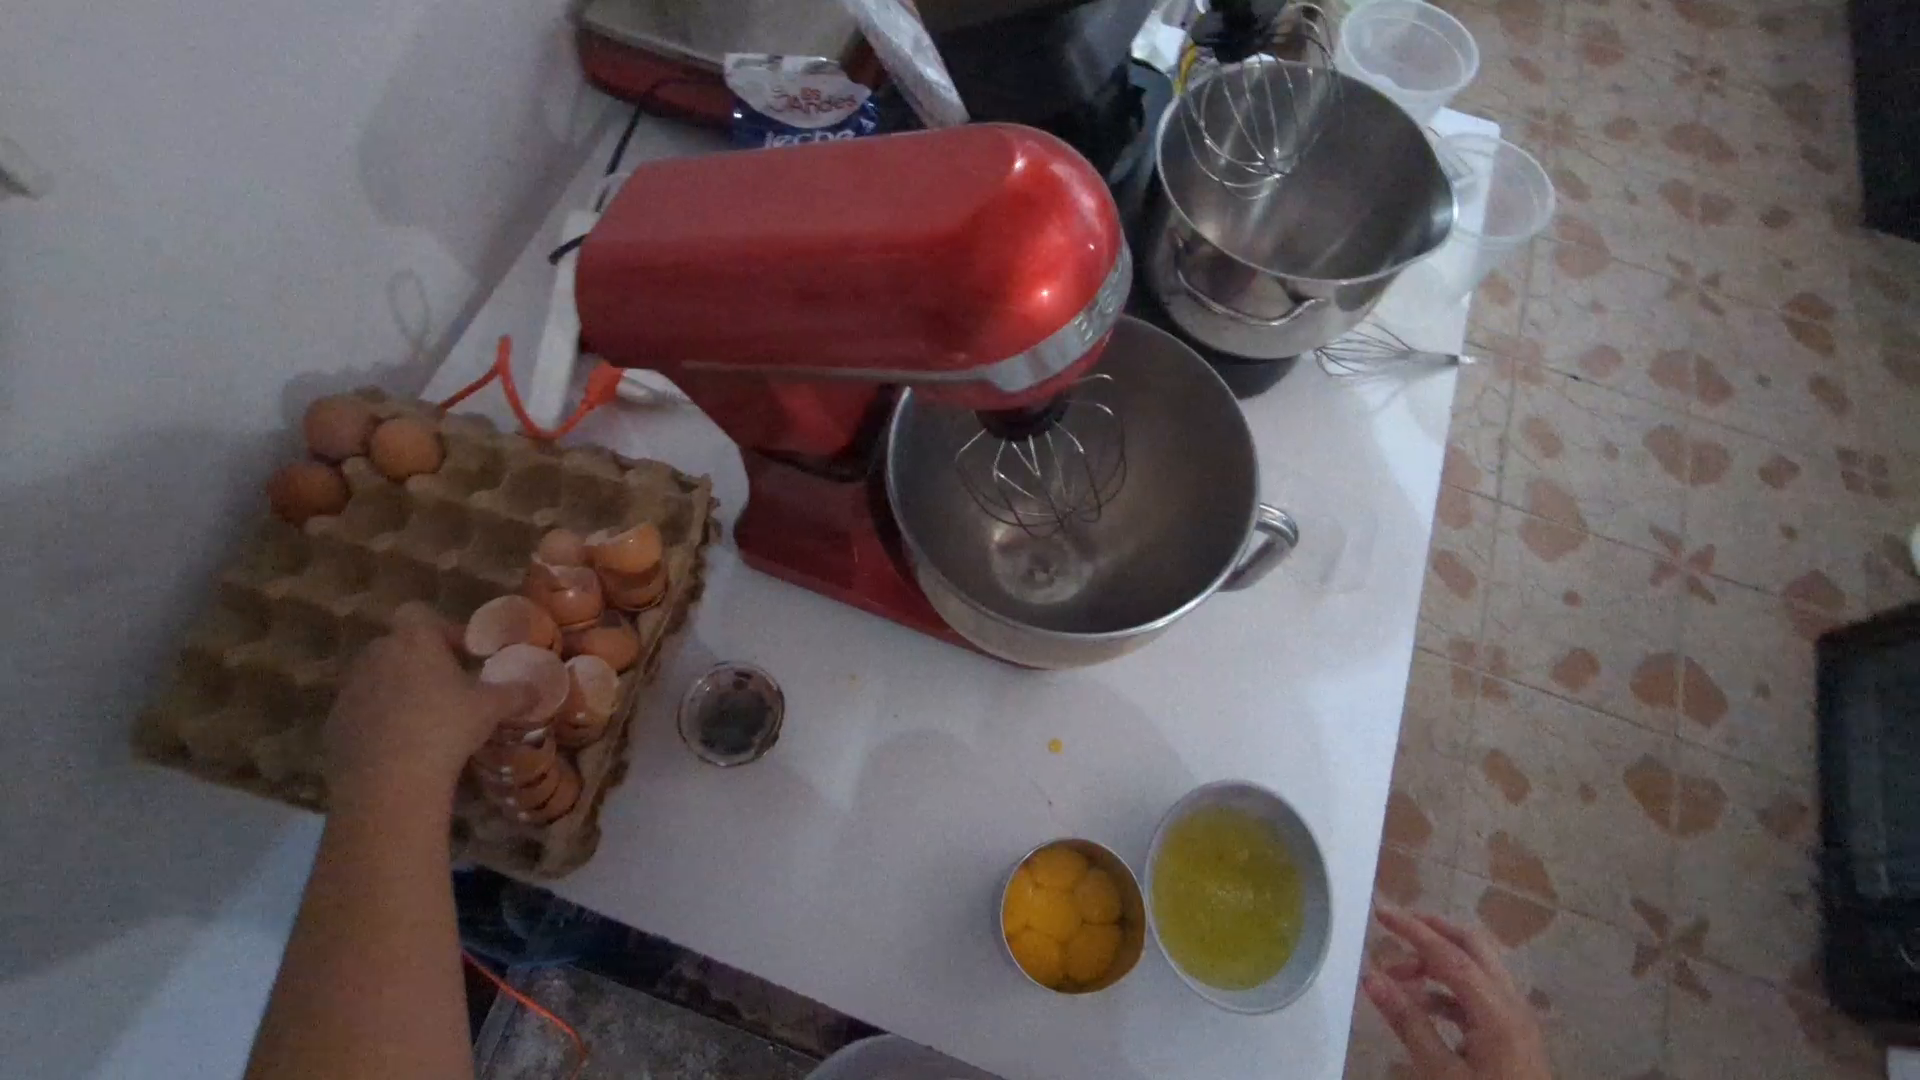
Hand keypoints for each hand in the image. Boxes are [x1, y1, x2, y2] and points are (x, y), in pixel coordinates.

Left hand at [323, 602, 536, 813]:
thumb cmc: (446, 727)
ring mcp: (350, 689)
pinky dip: (381, 718)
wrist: (387, 781)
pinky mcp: (335, 722)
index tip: (464, 654)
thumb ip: (517, 693)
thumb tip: (539, 688)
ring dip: (400, 688)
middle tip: (450, 686)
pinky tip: (403, 743)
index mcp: (414, 641)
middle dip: (422, 660)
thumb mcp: (493, 708)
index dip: (443, 629)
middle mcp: (377, 655)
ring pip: (379, 676)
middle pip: (398, 644)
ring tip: (427, 717)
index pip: (418, 613)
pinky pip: (363, 708)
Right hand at [1362, 907, 1552, 1079]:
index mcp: (1497, 1013)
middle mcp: (1513, 1007)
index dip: (1413, 930)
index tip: (1380, 913)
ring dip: (1438, 963)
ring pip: (1478, 970)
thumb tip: (1370, 976)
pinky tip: (1423, 1006)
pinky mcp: (1516, 1040)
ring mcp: (1518, 1023)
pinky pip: (1481, 996)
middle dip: (1433, 932)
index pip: (1450, 955)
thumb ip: (1408, 1022)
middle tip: (1397, 928)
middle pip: (1474, 949)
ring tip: (1399, 977)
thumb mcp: (1441, 1075)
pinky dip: (1449, 988)